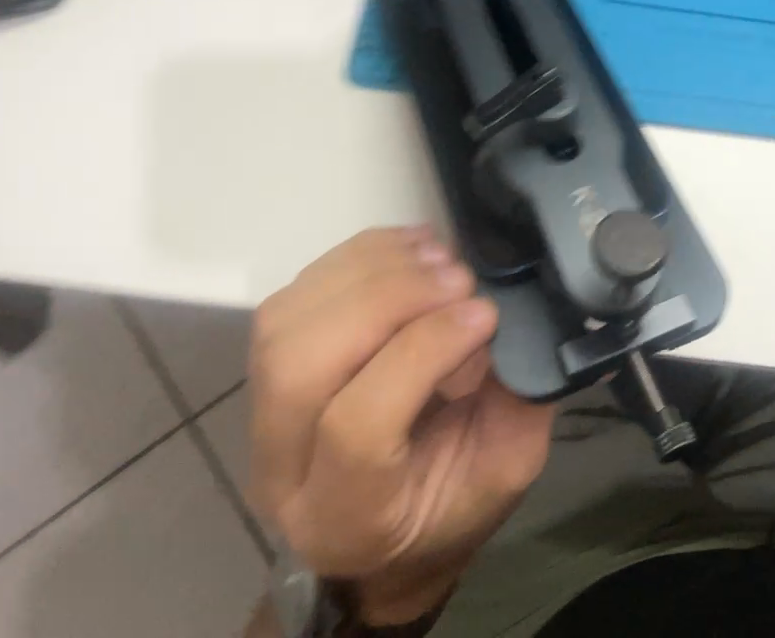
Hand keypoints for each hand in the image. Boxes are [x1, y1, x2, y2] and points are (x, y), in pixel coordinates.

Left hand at [249, 228, 556, 623]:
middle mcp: (285, 470)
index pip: (358, 427)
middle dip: (385, 301)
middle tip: (458, 278)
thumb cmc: (455, 500)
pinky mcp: (265, 370)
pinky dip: (354, 259)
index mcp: (348, 517)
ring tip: (437, 256)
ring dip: (368, 272)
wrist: (392, 524)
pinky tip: (410, 249)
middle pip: (300, 367)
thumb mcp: (508, 468)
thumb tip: (504, 318)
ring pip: (284, 325)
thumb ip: (514, 404)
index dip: (423, 353)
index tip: (486, 314)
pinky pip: (292, 298)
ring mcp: (260, 418)